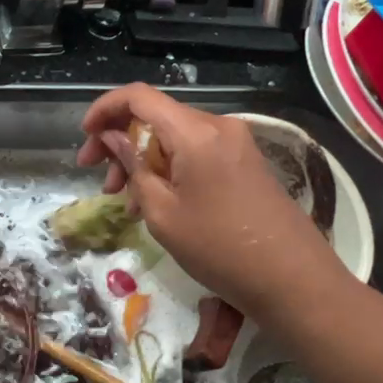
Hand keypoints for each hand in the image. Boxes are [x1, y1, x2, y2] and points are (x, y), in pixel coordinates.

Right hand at [77, 83, 349, 319]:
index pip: (137, 96)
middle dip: (119, 141)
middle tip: (95, 175)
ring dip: (141, 159)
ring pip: (172, 136)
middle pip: (154, 116)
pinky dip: (168, 167)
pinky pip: (194, 152)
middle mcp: (217, 127)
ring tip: (122, 198)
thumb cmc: (222, 250)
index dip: (104, 109)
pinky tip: (155, 201)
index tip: (84, 136)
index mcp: (195, 132)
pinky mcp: (246, 163)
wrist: (299, 286)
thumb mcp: (162, 213)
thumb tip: (114, 137)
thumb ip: (133, 167)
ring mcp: (236, 144)